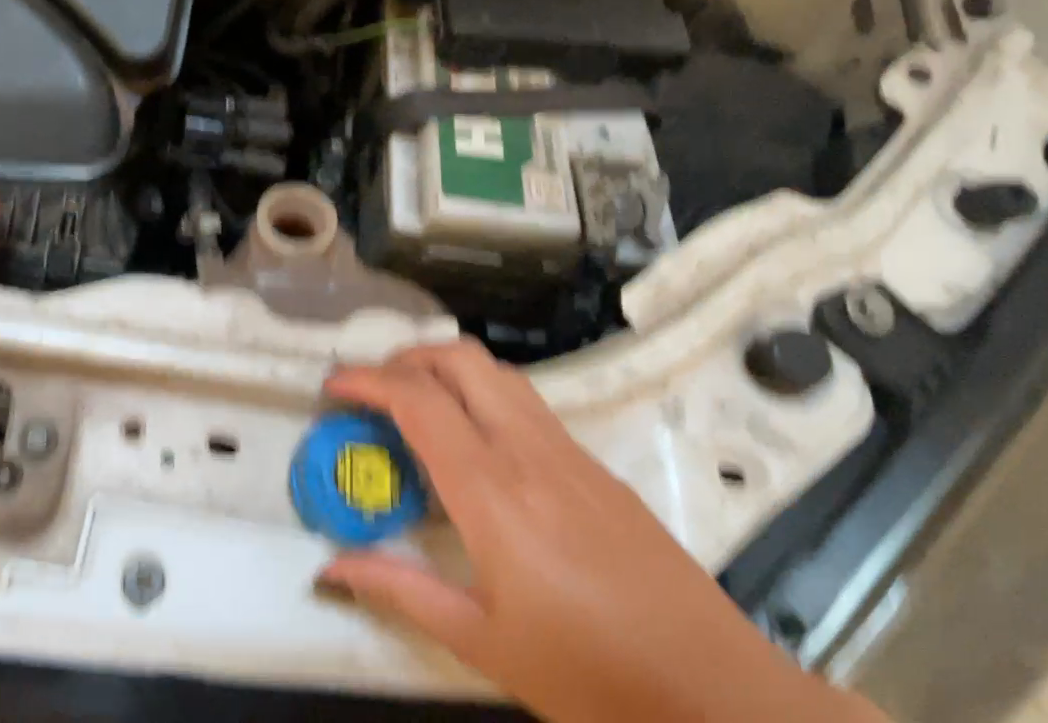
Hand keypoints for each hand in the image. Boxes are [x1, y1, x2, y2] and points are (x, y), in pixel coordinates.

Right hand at [316, 342, 884, 722]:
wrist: (717, 694)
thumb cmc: (589, 674)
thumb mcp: (480, 641)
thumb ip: (399, 591)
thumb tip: (330, 568)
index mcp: (492, 492)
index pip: (418, 402)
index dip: (367, 381)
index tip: (332, 386)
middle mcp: (531, 454)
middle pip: (463, 361)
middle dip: (407, 358)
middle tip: (372, 389)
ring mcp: (572, 457)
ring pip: (501, 375)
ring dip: (448, 370)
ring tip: (415, 405)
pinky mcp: (599, 471)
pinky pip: (529, 406)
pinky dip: (484, 398)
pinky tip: (475, 448)